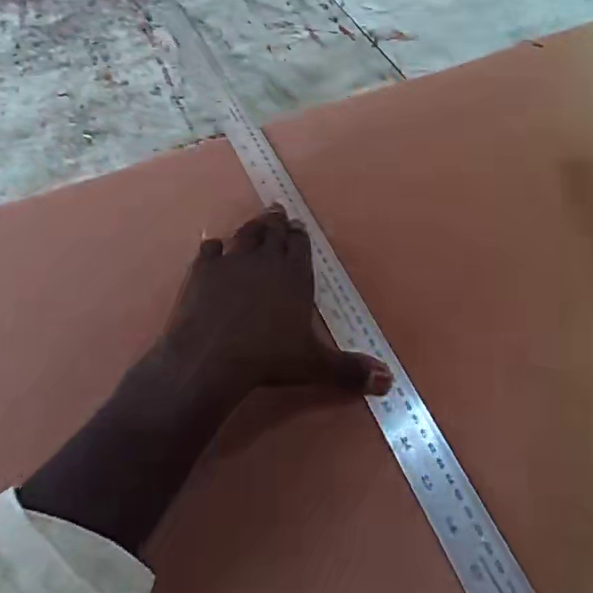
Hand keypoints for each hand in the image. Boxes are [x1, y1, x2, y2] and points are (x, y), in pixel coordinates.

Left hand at [149, 206, 391, 408]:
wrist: (213, 354)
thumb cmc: (268, 358)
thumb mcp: (314, 366)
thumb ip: (349, 370)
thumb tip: (389, 380)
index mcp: (295, 276)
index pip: (300, 246)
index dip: (299, 235)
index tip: (298, 225)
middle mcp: (265, 261)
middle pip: (273, 234)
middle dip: (277, 223)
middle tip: (278, 212)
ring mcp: (232, 261)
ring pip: (245, 235)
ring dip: (251, 227)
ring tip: (256, 220)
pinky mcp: (203, 269)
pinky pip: (210, 250)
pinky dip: (214, 248)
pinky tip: (214, 247)